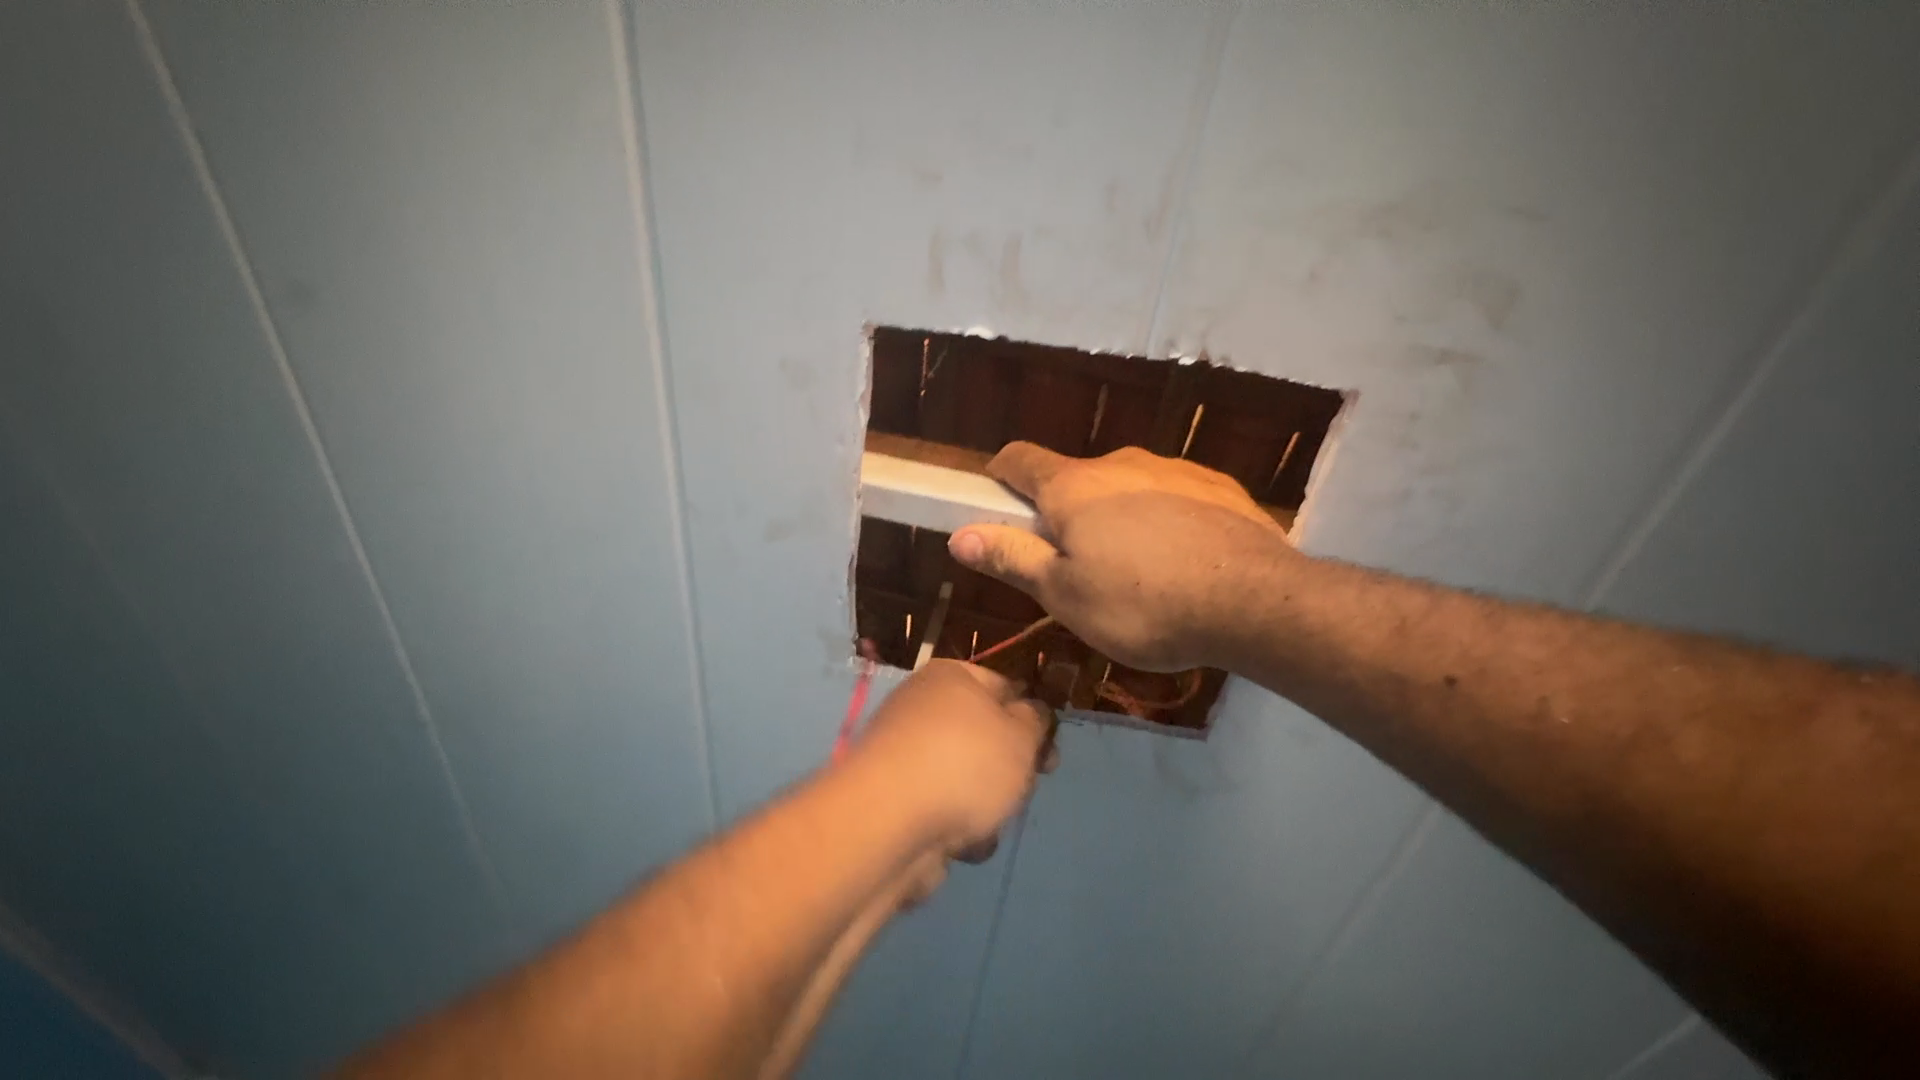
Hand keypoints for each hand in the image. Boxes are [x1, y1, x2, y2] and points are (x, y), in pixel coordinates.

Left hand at [850, 660, 1056, 861]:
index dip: (1032, 720)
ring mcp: (903, 758)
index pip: (1003, 687)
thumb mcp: (1022, 735)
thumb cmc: (965, 765)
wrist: (888, 824)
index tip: (1050, 754)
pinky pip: (941, 812)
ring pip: (966, 781)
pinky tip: (960, 845)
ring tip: (986, 824)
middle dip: (1008, 772)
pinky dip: (955, 831)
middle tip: (1023, 790)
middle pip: (984, 739)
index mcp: (949, 677)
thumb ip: (1036, 721)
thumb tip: (1029, 712)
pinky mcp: (893, 802)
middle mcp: (921, 709)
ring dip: (985, 808)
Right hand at [948, 443, 1296, 671]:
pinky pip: (1174, 497)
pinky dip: (1164, 520)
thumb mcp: (1065, 595)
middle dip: (1066, 512)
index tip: (996, 500)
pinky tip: (1183, 562)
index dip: (999, 475)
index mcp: (1073, 488)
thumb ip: (1013, 559)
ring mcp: (1175, 469)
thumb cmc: (1143, 604)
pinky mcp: (1219, 486)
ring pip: (1128, 488)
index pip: (1020, 459)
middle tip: (1075, 566)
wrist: (1256, 601)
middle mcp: (1121, 464)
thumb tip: (958, 535)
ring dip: (1118, 517)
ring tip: (1138, 572)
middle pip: (1076, 479)